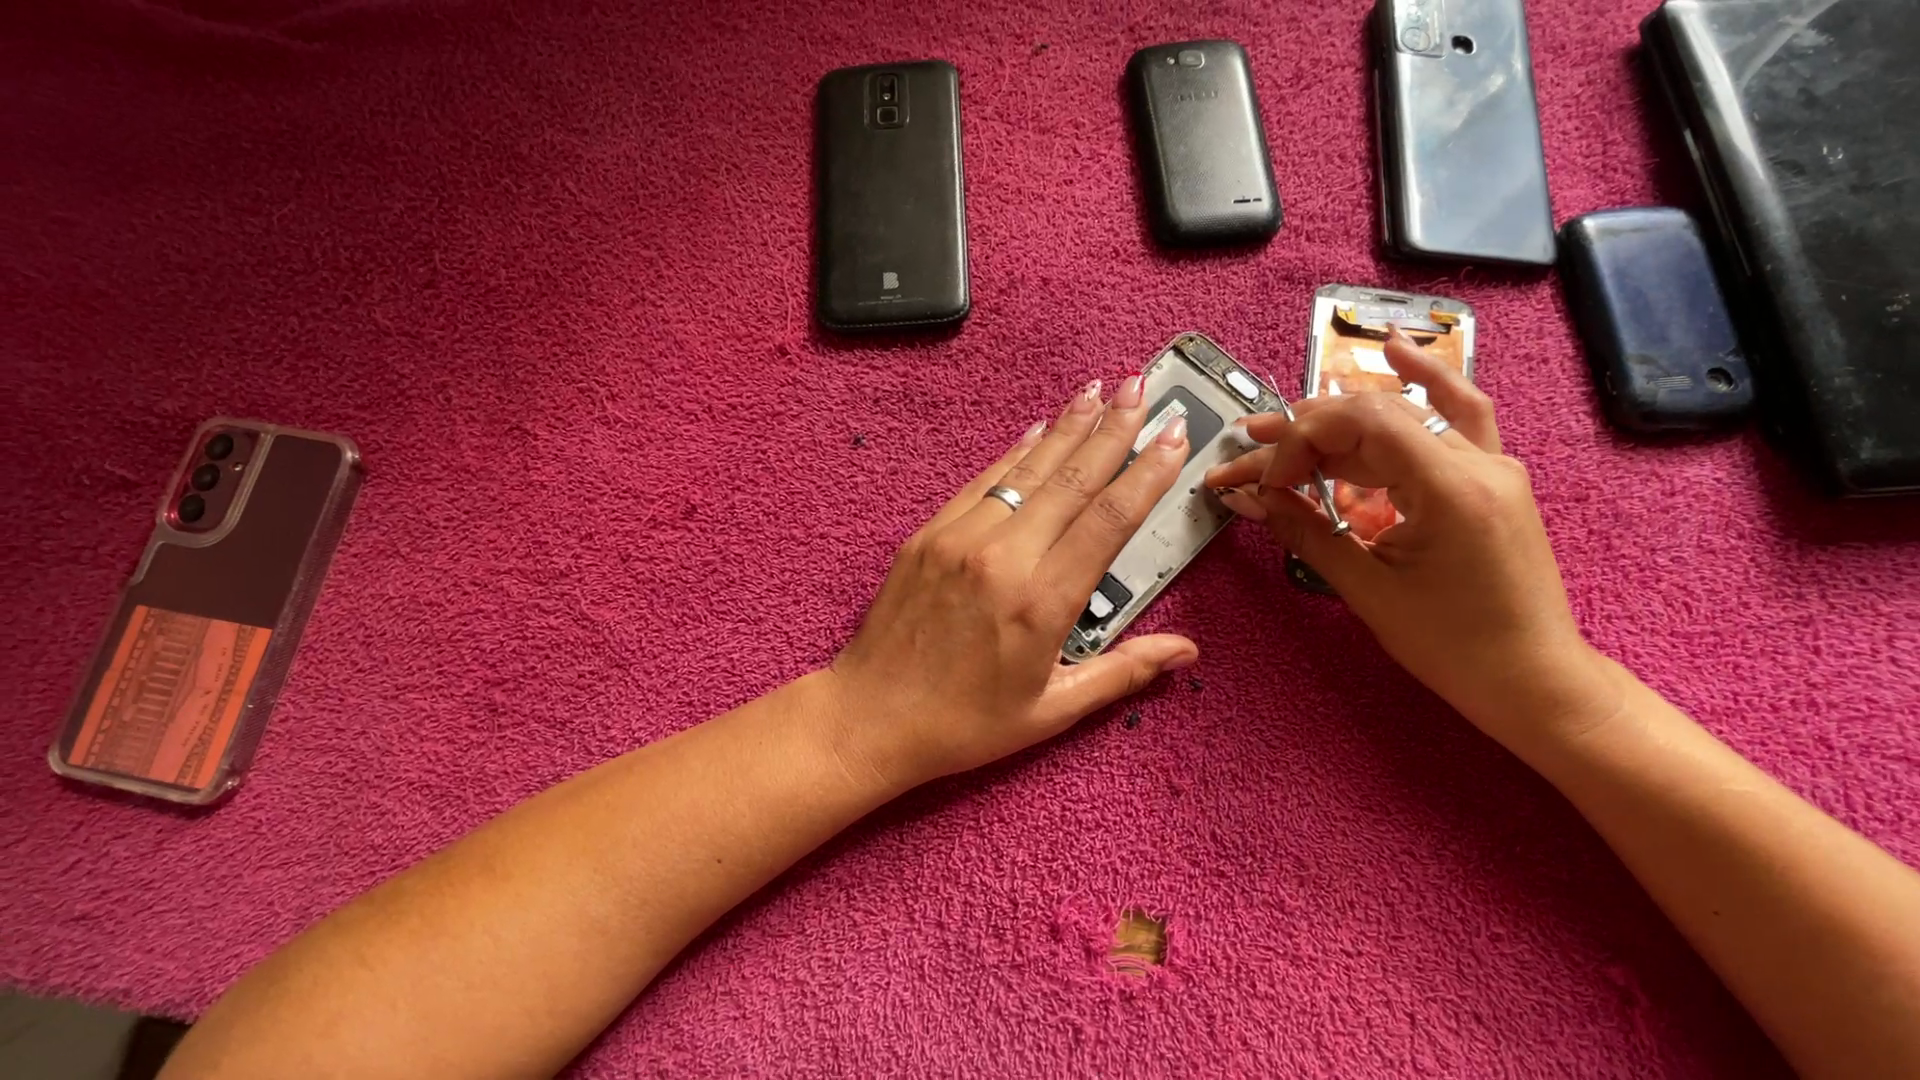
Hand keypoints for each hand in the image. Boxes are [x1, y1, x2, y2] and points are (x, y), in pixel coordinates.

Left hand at [823, 376, 1198, 790]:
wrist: (871, 716)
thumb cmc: (964, 723)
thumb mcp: (1052, 709)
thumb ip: (1123, 672)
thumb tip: (1186, 651)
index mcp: (1041, 603)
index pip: (1108, 521)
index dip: (1146, 474)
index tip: (1173, 437)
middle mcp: (1002, 558)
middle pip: (1071, 480)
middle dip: (1112, 430)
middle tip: (1143, 387)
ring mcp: (959, 540)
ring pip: (1026, 471)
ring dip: (1066, 428)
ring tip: (1099, 390)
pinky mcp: (928, 535)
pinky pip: (981, 482)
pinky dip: (1014, 454)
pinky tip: (1037, 429)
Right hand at [1204, 328, 1617, 749]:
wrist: (1533, 678)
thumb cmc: (1452, 646)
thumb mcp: (1368, 591)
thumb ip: (1306, 532)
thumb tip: (1250, 498)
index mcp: (1451, 489)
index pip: (1361, 423)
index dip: (1300, 440)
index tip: (1266, 483)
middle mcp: (1478, 462)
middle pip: (1375, 413)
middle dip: (1303, 431)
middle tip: (1247, 446)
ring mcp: (1491, 465)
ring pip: (1405, 414)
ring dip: (1339, 420)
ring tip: (1281, 427)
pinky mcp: (1488, 477)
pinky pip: (1456, 416)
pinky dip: (1423, 384)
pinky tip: (1395, 352)